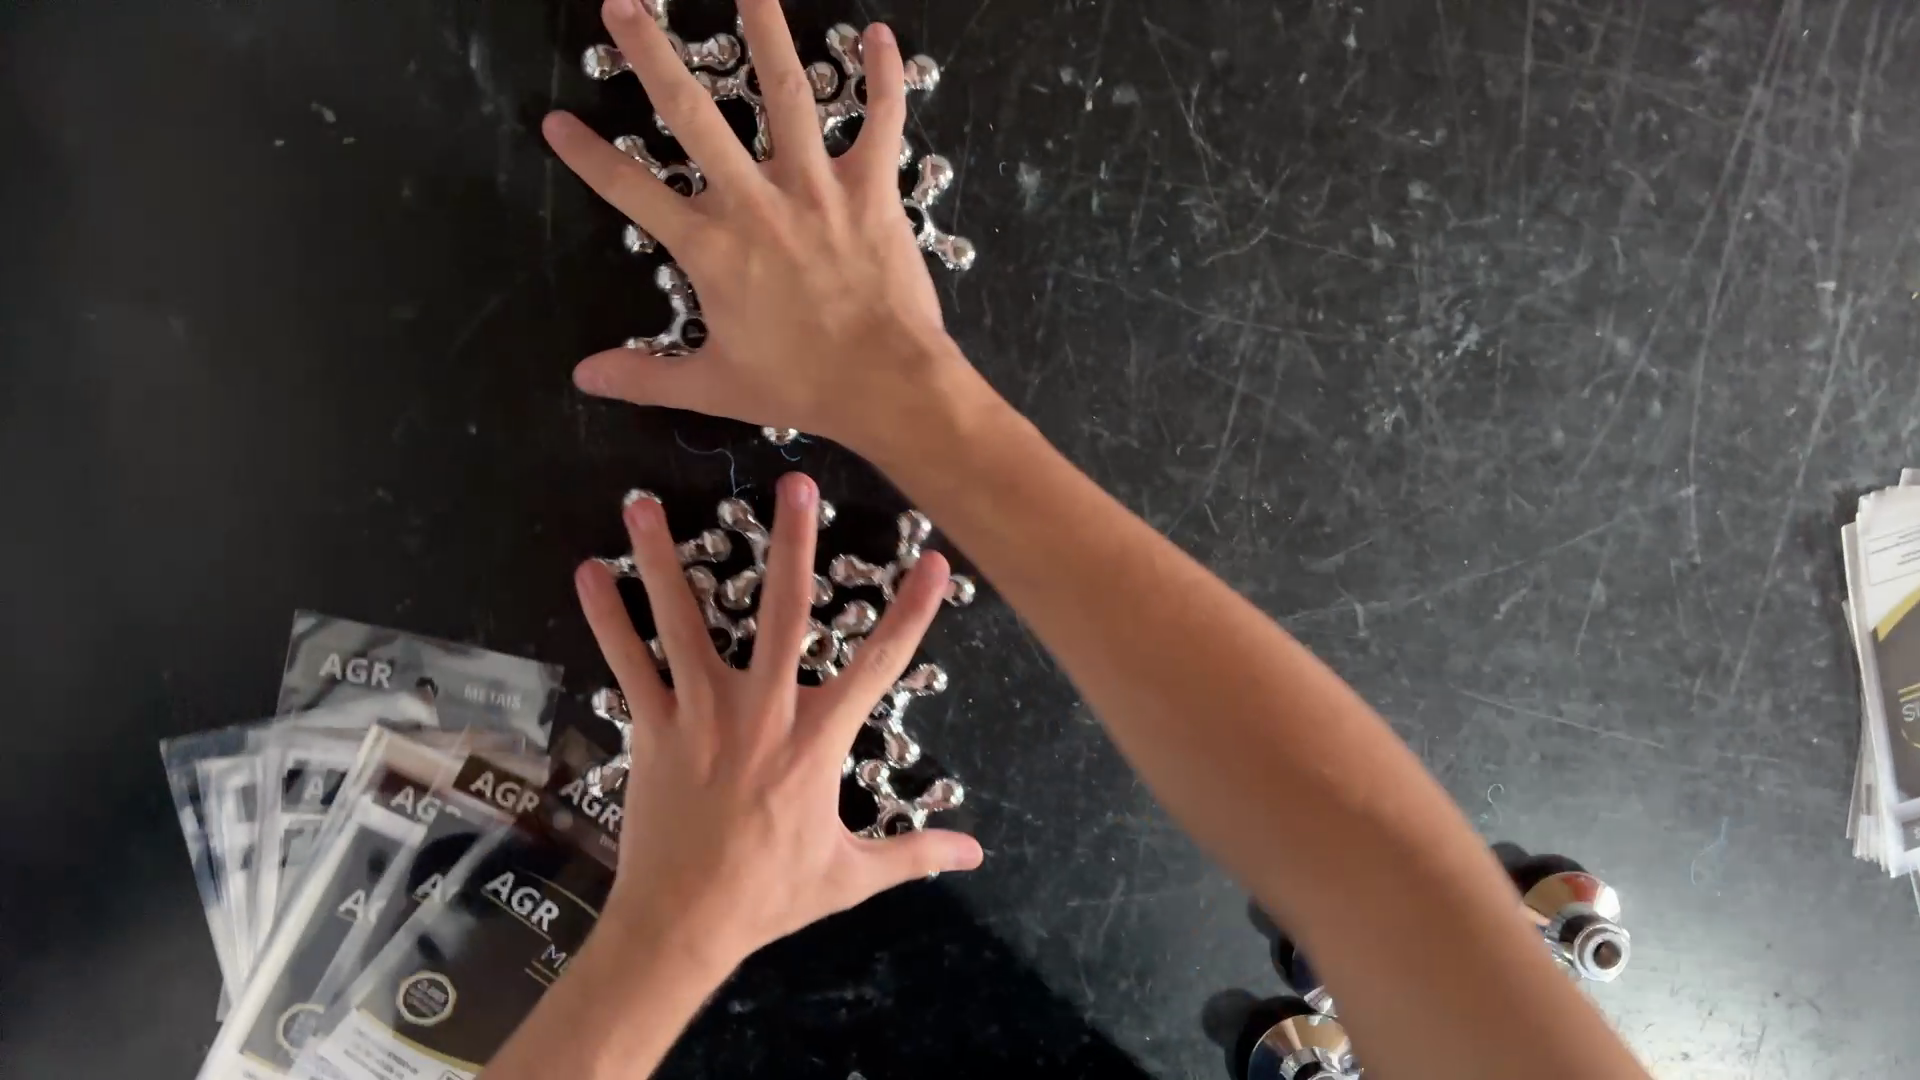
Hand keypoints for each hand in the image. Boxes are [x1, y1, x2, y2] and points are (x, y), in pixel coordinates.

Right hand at [541, 0, 983, 454]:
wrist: (883, 384)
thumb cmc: (802, 386)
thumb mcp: (715, 386)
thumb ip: (647, 378)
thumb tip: (586, 378)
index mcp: (711, 249)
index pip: (633, 192)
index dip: (591, 157)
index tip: (557, 122)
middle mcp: (755, 204)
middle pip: (693, 115)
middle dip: (652, 55)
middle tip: (623, 5)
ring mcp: (816, 190)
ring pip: (787, 94)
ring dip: (764, 32)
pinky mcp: (872, 192)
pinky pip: (881, 122)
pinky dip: (884, 78)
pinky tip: (878, 34)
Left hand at [573, 472, 983, 966]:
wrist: (682, 927)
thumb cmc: (771, 893)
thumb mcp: (853, 876)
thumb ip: (917, 854)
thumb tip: (977, 853)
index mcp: (817, 740)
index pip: (878, 663)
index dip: (911, 611)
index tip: (933, 563)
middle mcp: (761, 711)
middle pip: (782, 613)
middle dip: (792, 544)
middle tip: (795, 484)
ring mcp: (700, 712)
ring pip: (682, 621)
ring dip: (662, 559)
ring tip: (644, 502)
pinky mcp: (652, 725)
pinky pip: (627, 661)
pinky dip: (606, 616)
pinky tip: (588, 571)